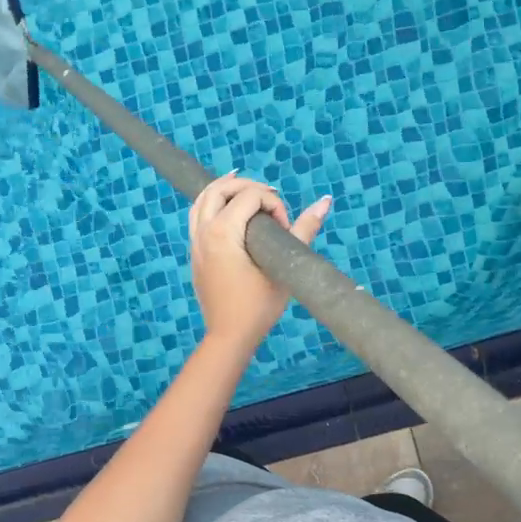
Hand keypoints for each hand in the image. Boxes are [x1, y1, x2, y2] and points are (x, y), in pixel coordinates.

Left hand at [188, 174, 329, 352]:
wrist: (229, 335)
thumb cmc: (258, 306)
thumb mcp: (284, 267)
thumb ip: (303, 231)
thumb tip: (325, 201)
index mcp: (222, 234)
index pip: (248, 197)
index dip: (272, 204)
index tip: (285, 228)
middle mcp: (203, 233)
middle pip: (219, 189)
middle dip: (246, 186)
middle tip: (269, 197)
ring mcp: (195, 243)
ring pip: (202, 200)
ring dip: (224, 190)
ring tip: (245, 186)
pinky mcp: (195, 254)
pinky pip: (198, 217)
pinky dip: (212, 205)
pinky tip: (229, 208)